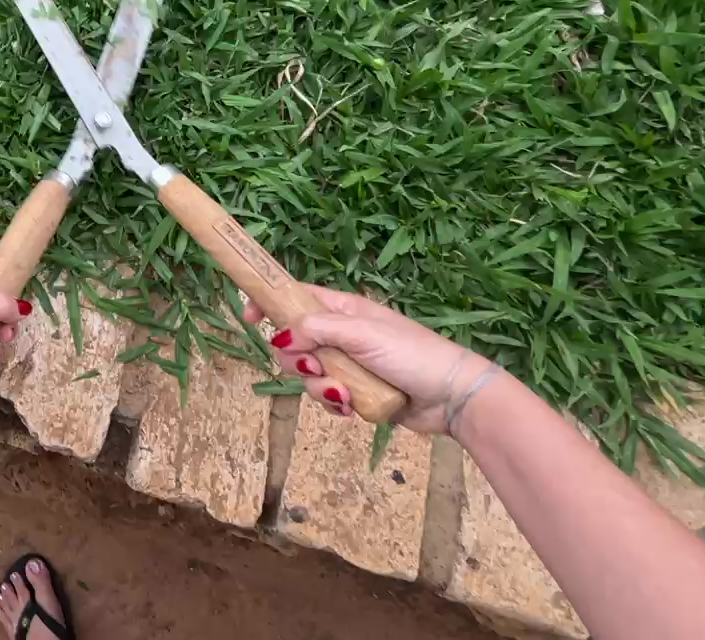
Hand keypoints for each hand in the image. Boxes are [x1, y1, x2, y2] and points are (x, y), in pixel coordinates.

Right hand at [245, 283, 494, 434]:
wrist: (456, 399)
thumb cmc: (412, 354)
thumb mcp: (362, 333)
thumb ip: (316, 329)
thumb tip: (279, 336)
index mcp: (342, 310)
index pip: (294, 297)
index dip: (268, 303)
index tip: (248, 317)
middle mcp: (340, 335)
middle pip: (292, 340)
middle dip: (296, 358)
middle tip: (311, 365)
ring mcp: (347, 364)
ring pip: (306, 372)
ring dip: (319, 385)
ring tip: (343, 393)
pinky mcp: (355, 392)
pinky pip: (326, 396)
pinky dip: (333, 403)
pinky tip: (350, 407)